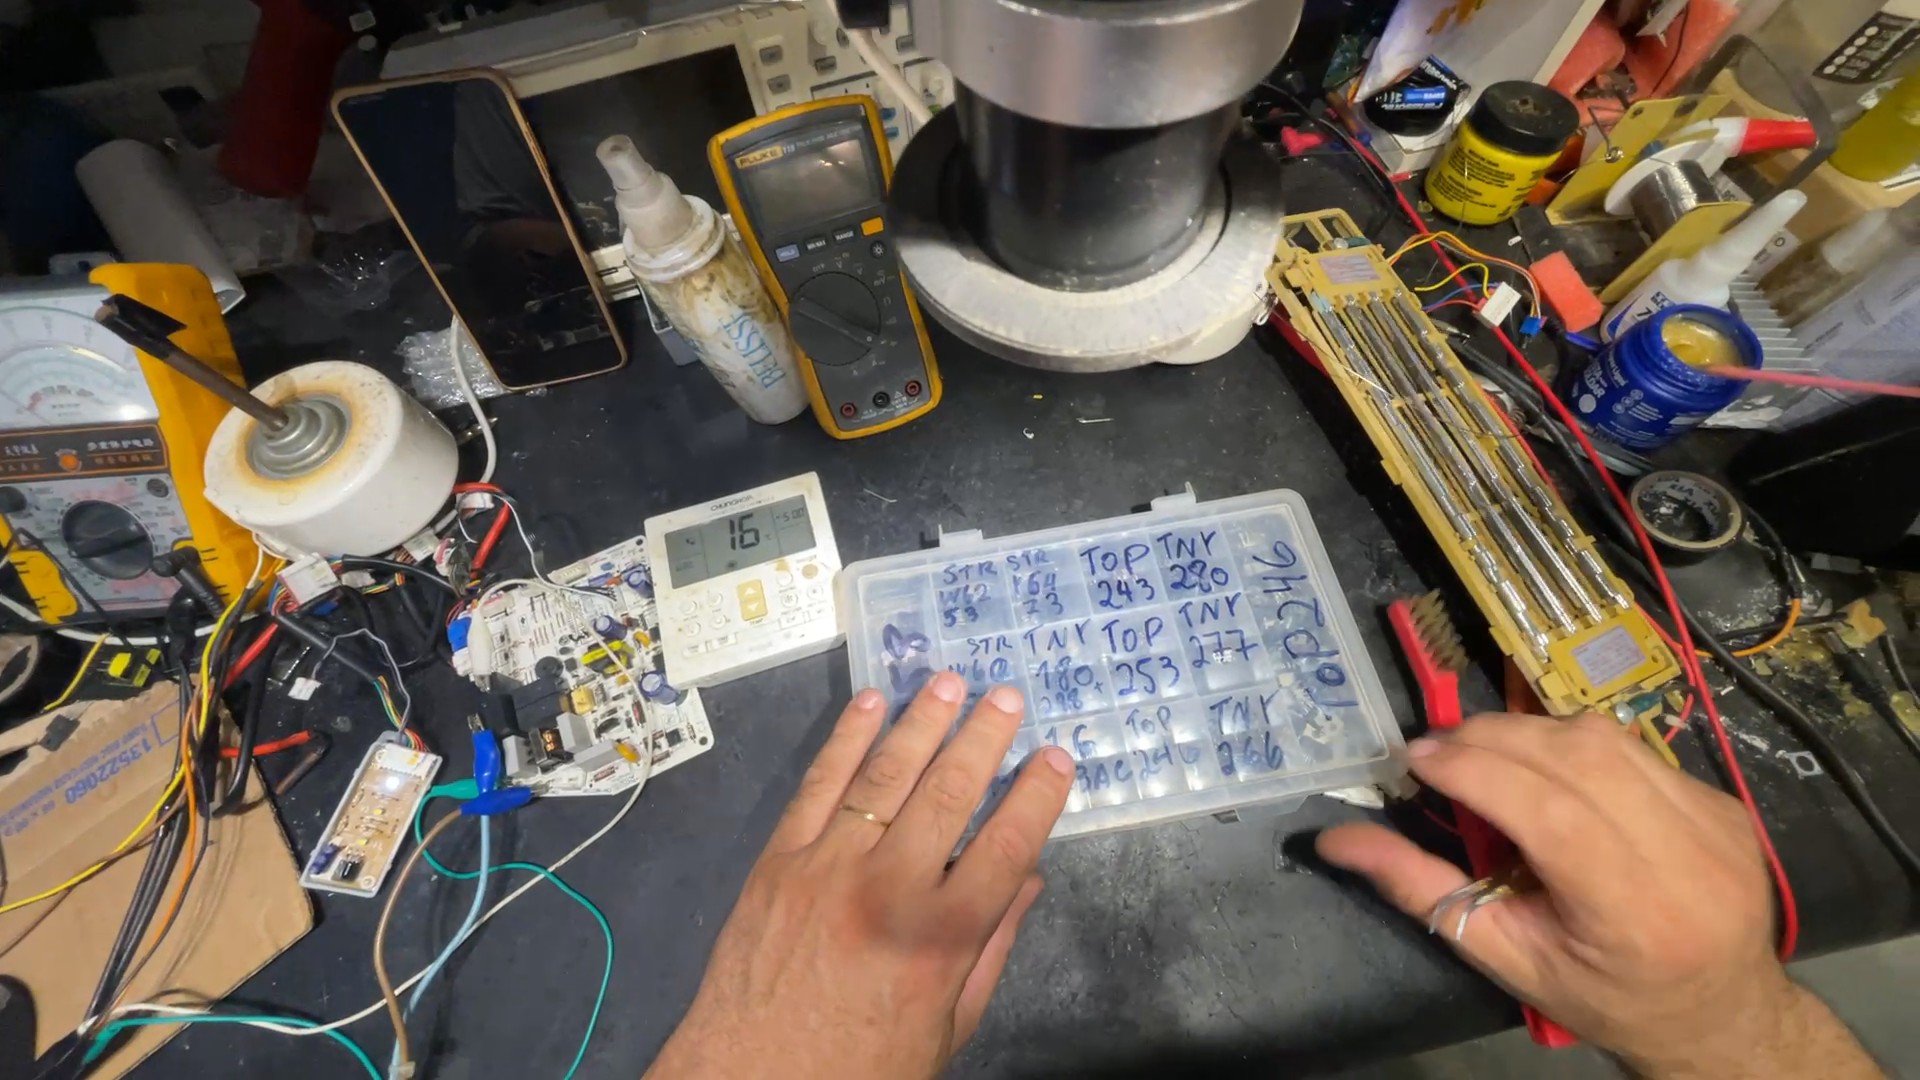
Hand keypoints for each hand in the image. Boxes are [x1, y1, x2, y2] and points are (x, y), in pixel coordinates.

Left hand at [648, 673, 1074, 1079]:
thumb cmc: (863, 1065)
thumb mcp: (947, 1026)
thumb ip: (991, 946)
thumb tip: (1029, 875)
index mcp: (940, 940)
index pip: (1005, 848)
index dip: (1036, 798)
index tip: (1056, 756)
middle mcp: (889, 889)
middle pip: (949, 794)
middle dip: (984, 738)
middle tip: (1007, 696)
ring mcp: (829, 865)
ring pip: (886, 776)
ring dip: (922, 722)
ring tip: (950, 682)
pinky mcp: (780, 857)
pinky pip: (819, 784)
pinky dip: (847, 738)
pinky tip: (871, 702)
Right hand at [1318, 712, 1878, 1078]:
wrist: (1723, 1016)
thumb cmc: (1599, 992)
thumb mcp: (1498, 953)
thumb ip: (1416, 889)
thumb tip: (1334, 840)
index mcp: (1637, 916)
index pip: (1551, 815)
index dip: (1473, 771)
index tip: (1414, 759)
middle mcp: (1693, 862)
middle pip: (1576, 759)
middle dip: (1487, 737)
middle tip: (1434, 748)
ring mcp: (1717, 824)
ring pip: (1598, 736)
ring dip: (1521, 730)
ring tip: (1477, 749)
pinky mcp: (1722, 801)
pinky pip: (1623, 742)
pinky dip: (1561, 739)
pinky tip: (1537, 765)